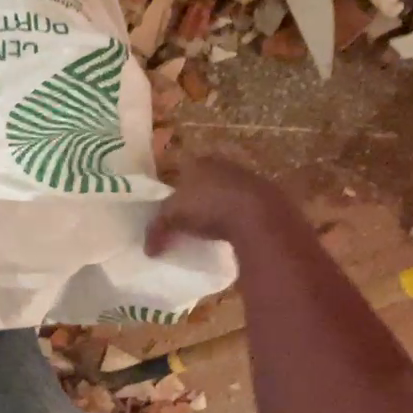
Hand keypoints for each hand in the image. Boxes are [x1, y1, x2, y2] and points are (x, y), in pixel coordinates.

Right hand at [145, 156, 286, 256]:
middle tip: (187, 215)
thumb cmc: (207, 207)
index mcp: (197, 162)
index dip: (173, 185)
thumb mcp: (172, 218)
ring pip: (225, 189)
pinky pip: (243, 203)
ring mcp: (246, 176)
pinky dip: (236, 214)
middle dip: (196, 194)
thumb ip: (157, 229)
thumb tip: (148, 250)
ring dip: (218, 204)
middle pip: (203, 177)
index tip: (169, 203)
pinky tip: (232, 229)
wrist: (258, 214)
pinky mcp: (265, 193)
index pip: (180, 167)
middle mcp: (221, 163)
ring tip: (210, 225)